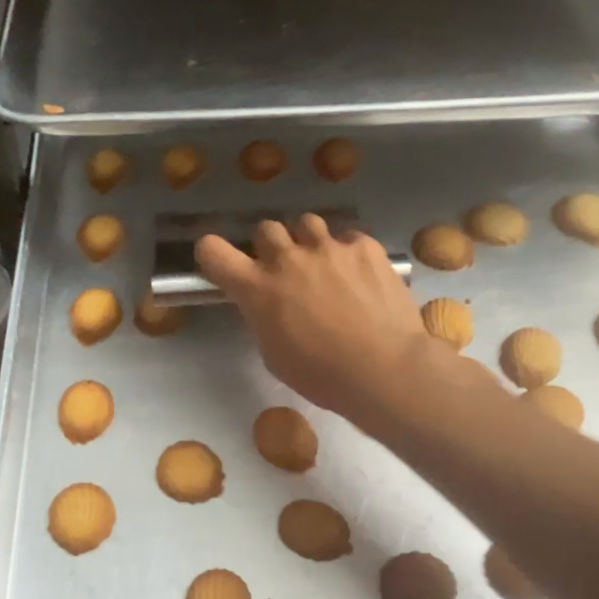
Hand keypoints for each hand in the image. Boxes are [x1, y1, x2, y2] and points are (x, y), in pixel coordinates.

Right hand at [196, 214, 434, 426]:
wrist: (385, 368)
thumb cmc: (322, 375)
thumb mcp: (274, 355)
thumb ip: (263, 319)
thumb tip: (269, 305)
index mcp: (257, 289)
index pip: (213, 250)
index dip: (213, 253)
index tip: (223, 263)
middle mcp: (287, 258)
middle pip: (265, 229)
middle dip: (271, 247)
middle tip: (286, 271)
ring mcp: (328, 247)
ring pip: (306, 223)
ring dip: (308, 242)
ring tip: (324, 265)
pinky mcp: (364, 246)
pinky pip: (347, 237)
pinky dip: (348, 252)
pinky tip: (360, 275)